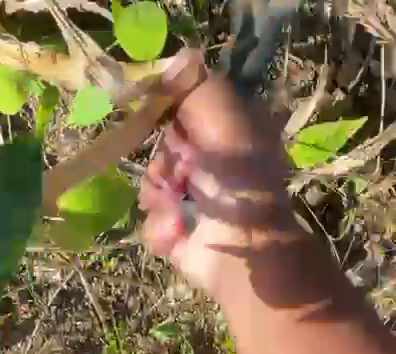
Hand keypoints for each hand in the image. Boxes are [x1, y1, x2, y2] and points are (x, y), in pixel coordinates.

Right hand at [139, 52, 306, 302]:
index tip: (165, 121)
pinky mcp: (179, 236)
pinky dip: (162, 229)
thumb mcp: (224, 121)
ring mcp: (194, 203)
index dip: (171, 116)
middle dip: (164, 163)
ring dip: (159, 197)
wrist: (243, 253)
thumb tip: (176, 59)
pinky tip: (178, 234)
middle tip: (179, 175)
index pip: (186, 112)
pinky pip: (152, 223)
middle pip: (164, 149)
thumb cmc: (240, 182)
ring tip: (177, 210)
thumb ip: (198, 88)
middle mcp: (213, 167)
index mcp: (229, 136)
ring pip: (152, 186)